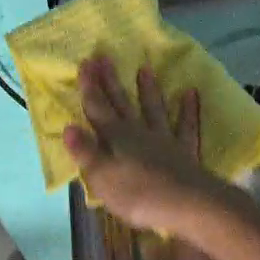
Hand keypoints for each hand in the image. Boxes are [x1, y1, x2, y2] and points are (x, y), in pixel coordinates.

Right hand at [65, 54, 225, 233]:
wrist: (184, 203)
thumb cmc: (137, 194)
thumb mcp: (102, 177)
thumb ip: (86, 151)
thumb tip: (68, 126)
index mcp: (116, 138)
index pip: (98, 109)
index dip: (90, 88)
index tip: (85, 62)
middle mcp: (139, 132)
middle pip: (122, 104)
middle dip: (111, 82)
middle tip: (104, 56)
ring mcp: (164, 139)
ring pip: (154, 109)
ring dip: (148, 89)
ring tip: (145, 68)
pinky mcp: (185, 151)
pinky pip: (187, 126)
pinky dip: (189, 109)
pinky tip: (191, 92)